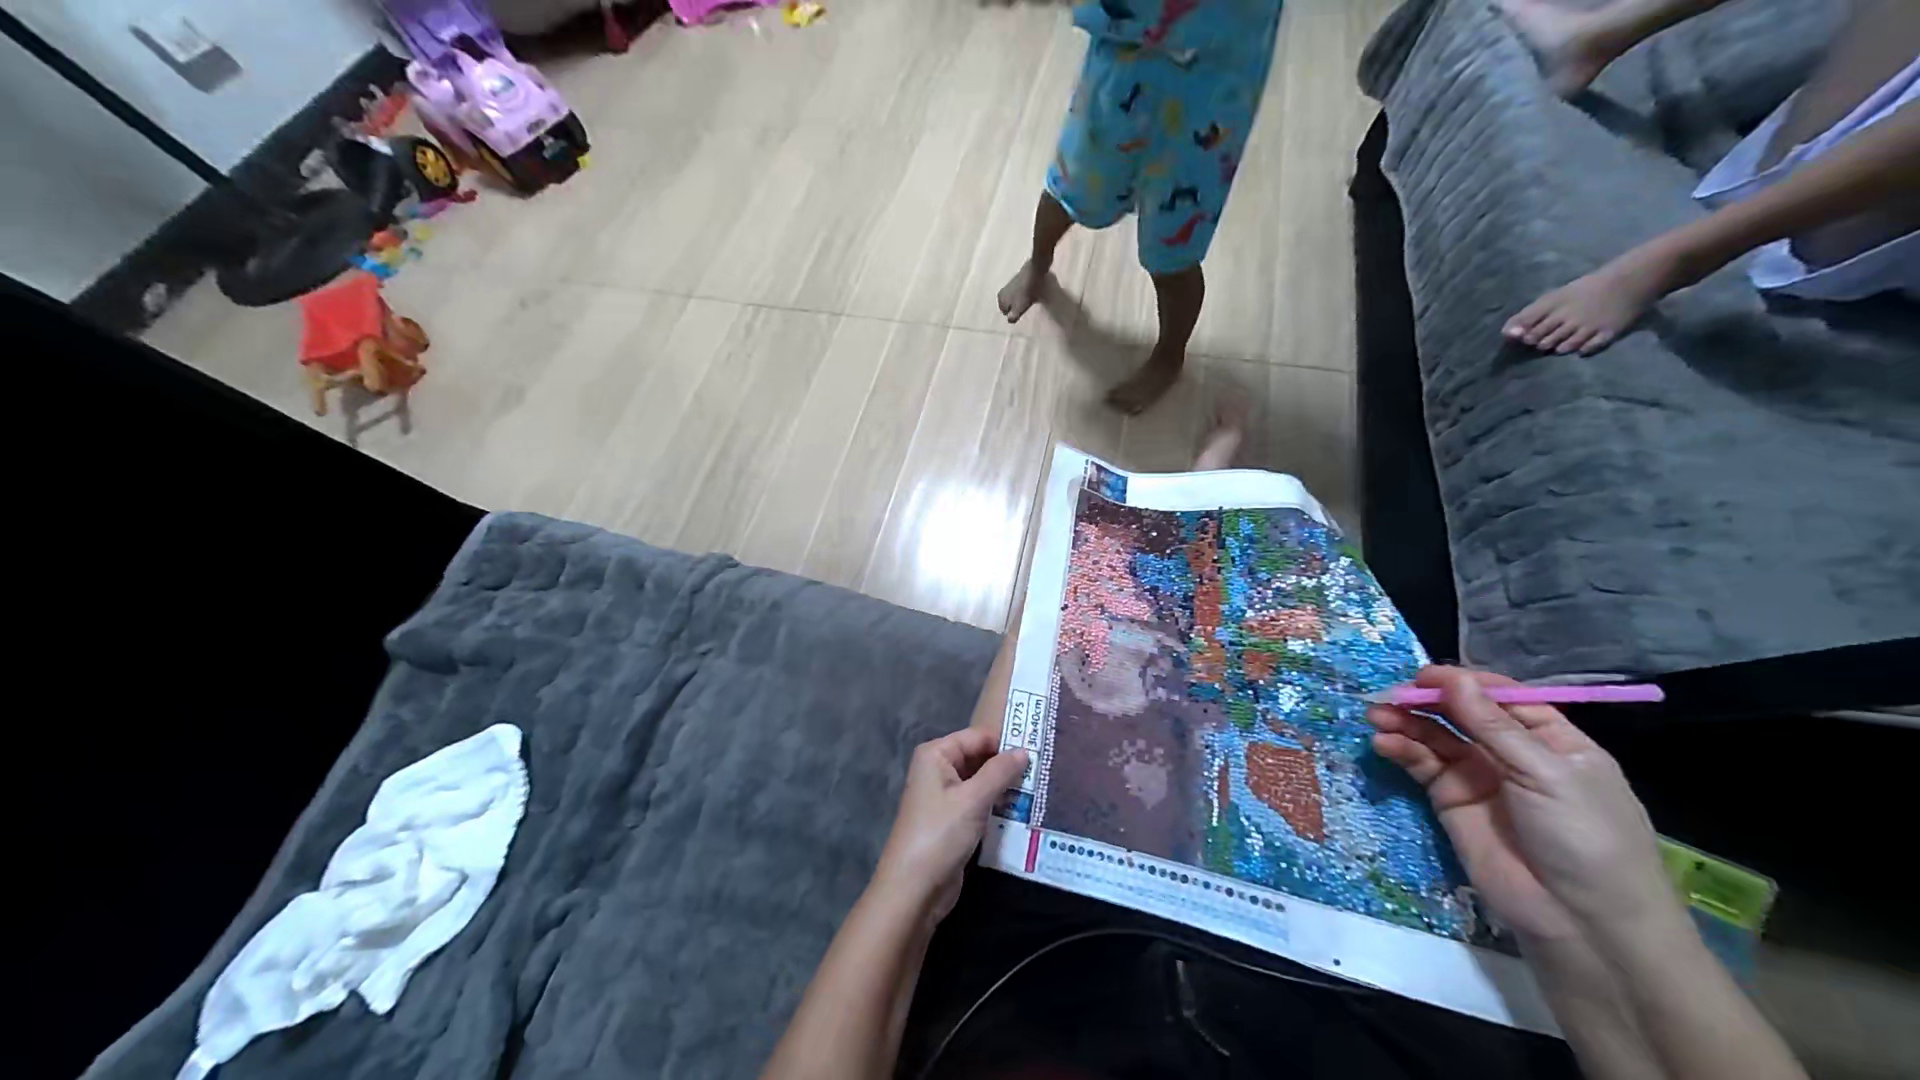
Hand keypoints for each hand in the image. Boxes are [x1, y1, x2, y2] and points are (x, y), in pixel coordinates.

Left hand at [873, 729, 1027, 922]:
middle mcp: (938, 769)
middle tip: (1043, 772)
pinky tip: (1022, 810)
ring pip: (982, 782)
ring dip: (1005, 787)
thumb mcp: (973, 799)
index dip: (1005, 743)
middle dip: (1007, 766)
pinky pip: (980, 803)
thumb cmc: (940, 834)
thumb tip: (1025, 750)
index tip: (1039, 751)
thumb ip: (1000, 772)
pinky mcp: (953, 820)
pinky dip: (998, 805)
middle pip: (979, 758)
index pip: (978, 737)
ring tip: (1039, 790)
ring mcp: (945, 796)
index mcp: (936, 754)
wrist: (914, 888)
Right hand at [1368, 667, 1671, 937]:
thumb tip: (1451, 679)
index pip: (1502, 698)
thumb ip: (1492, 726)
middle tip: (1391, 695)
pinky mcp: (1450, 801)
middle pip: (1462, 713)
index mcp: (1552, 741)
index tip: (1426, 676)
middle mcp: (1512, 754)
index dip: (1464, 683)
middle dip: (1426, 701)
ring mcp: (1479, 777)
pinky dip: (1401, 750)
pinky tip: (1384, 744)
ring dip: (1406, 723)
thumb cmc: (1584, 838)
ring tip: (1377, 716)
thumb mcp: (1546, 774)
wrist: (1580, 922)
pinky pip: (1422, 765)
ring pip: (1435, 737)